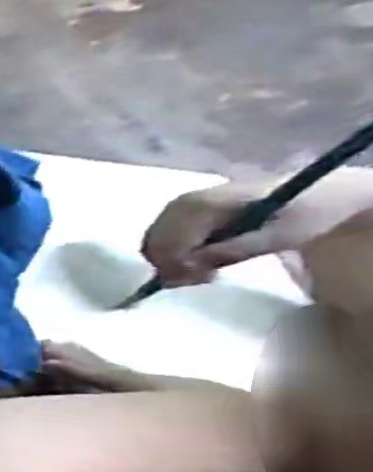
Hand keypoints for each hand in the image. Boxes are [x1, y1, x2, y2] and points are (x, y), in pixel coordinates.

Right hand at [142, 170, 372, 286]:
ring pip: (153, 242)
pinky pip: (160, 236)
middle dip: (172, 266)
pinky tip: (196, 257)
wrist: (319, 192)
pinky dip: (170, 252)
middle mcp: (180, 203)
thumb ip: (232, 251)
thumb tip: (190, 267)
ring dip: (170, 261)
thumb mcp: (277, 237)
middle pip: (155, 244)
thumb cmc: (303, 215)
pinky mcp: (180, 210)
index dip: (180, 267)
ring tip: (201, 269)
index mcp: (202, 206)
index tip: (206, 279)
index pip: (169, 244)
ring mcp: (177, 205)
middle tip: (203, 278)